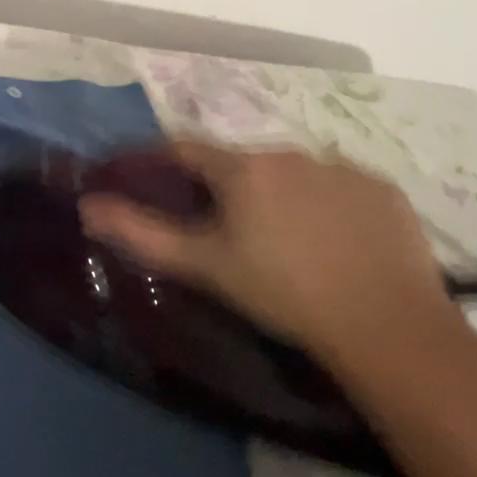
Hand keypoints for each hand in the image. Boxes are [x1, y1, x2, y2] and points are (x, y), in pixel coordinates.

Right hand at [78, 142, 458, 359]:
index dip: (159, 161)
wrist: (389, 328)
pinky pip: (337, 186)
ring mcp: (341, 168)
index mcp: (240, 166)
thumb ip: (140, 232)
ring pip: (289, 172)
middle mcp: (288, 152)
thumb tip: (86, 206)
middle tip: (219, 227)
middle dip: (222, 184)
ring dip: (273, 192)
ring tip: (278, 237)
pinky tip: (328, 240)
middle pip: (238, 161)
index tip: (145, 178)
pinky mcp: (383, 190)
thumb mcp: (202, 265)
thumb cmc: (281, 293)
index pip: (183, 149)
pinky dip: (323, 203)